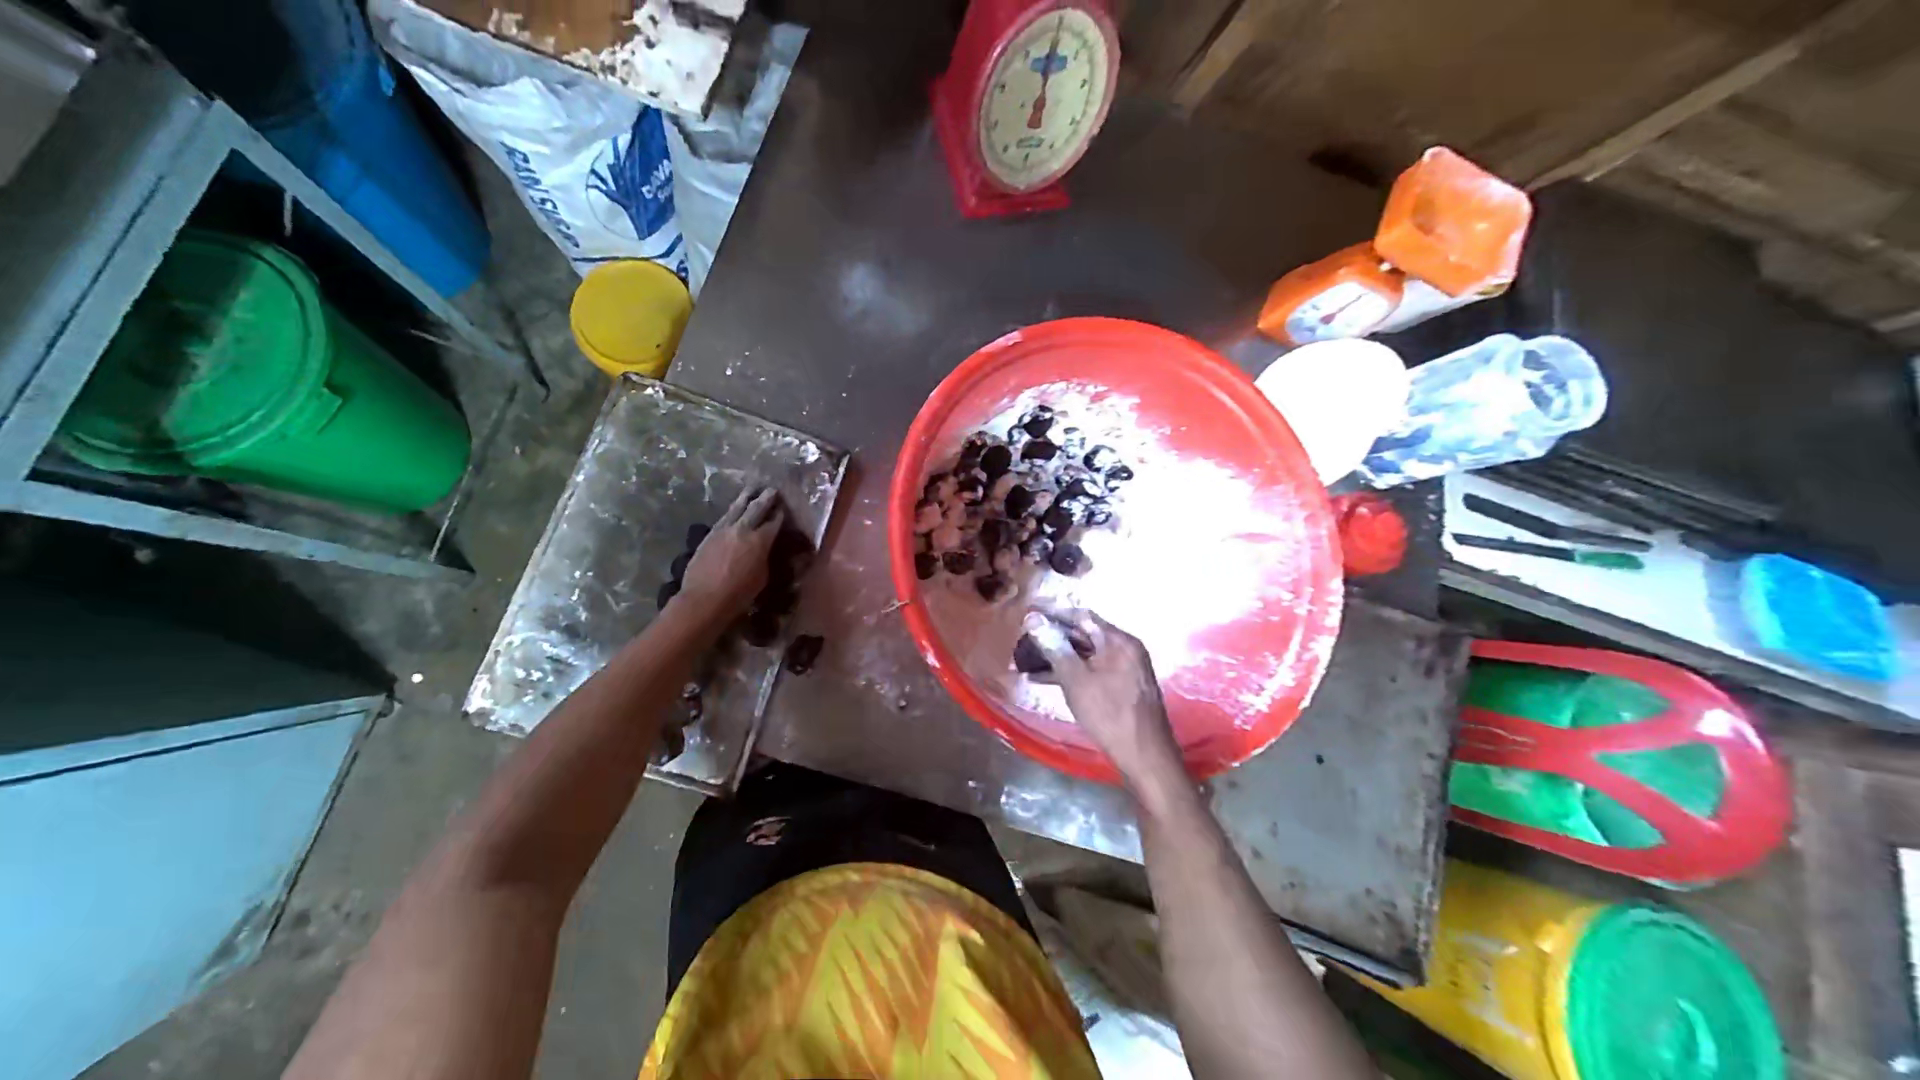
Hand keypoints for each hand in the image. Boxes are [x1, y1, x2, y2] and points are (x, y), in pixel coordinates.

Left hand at [677, 486, 783, 621]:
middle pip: (756, 508)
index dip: (780, 514)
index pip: (774, 522)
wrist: (705, 598)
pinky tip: (734, 508)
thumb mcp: (762, 577)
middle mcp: (743, 529)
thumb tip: (765, 550)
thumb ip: (765, 558)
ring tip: (752, 489)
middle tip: (772, 489)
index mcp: (760, 541)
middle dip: (766, 498)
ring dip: (746, 497)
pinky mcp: (710, 534)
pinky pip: (724, 517)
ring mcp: (724, 529)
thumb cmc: (739, 594)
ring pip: (737, 508)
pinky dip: (732, 510)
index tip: (784, 507)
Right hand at [1025, 609, 1185, 792]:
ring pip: (1086, 654)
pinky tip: (1046, 680)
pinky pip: (1093, 670)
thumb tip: (1033, 619)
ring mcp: (1126, 668)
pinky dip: (1072, 672)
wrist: (1145, 756)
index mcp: (1119, 640)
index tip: (1028, 615)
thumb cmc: (1109, 714)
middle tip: (1023, 641)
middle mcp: (1125, 648)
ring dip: (1058, 657)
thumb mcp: (1075, 679)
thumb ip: (1054, 647)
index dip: (1052, 614)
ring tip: (1027, 662)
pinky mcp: (1123, 686)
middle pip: (1084, 634)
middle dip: (1052, 638)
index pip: (1081, 615)